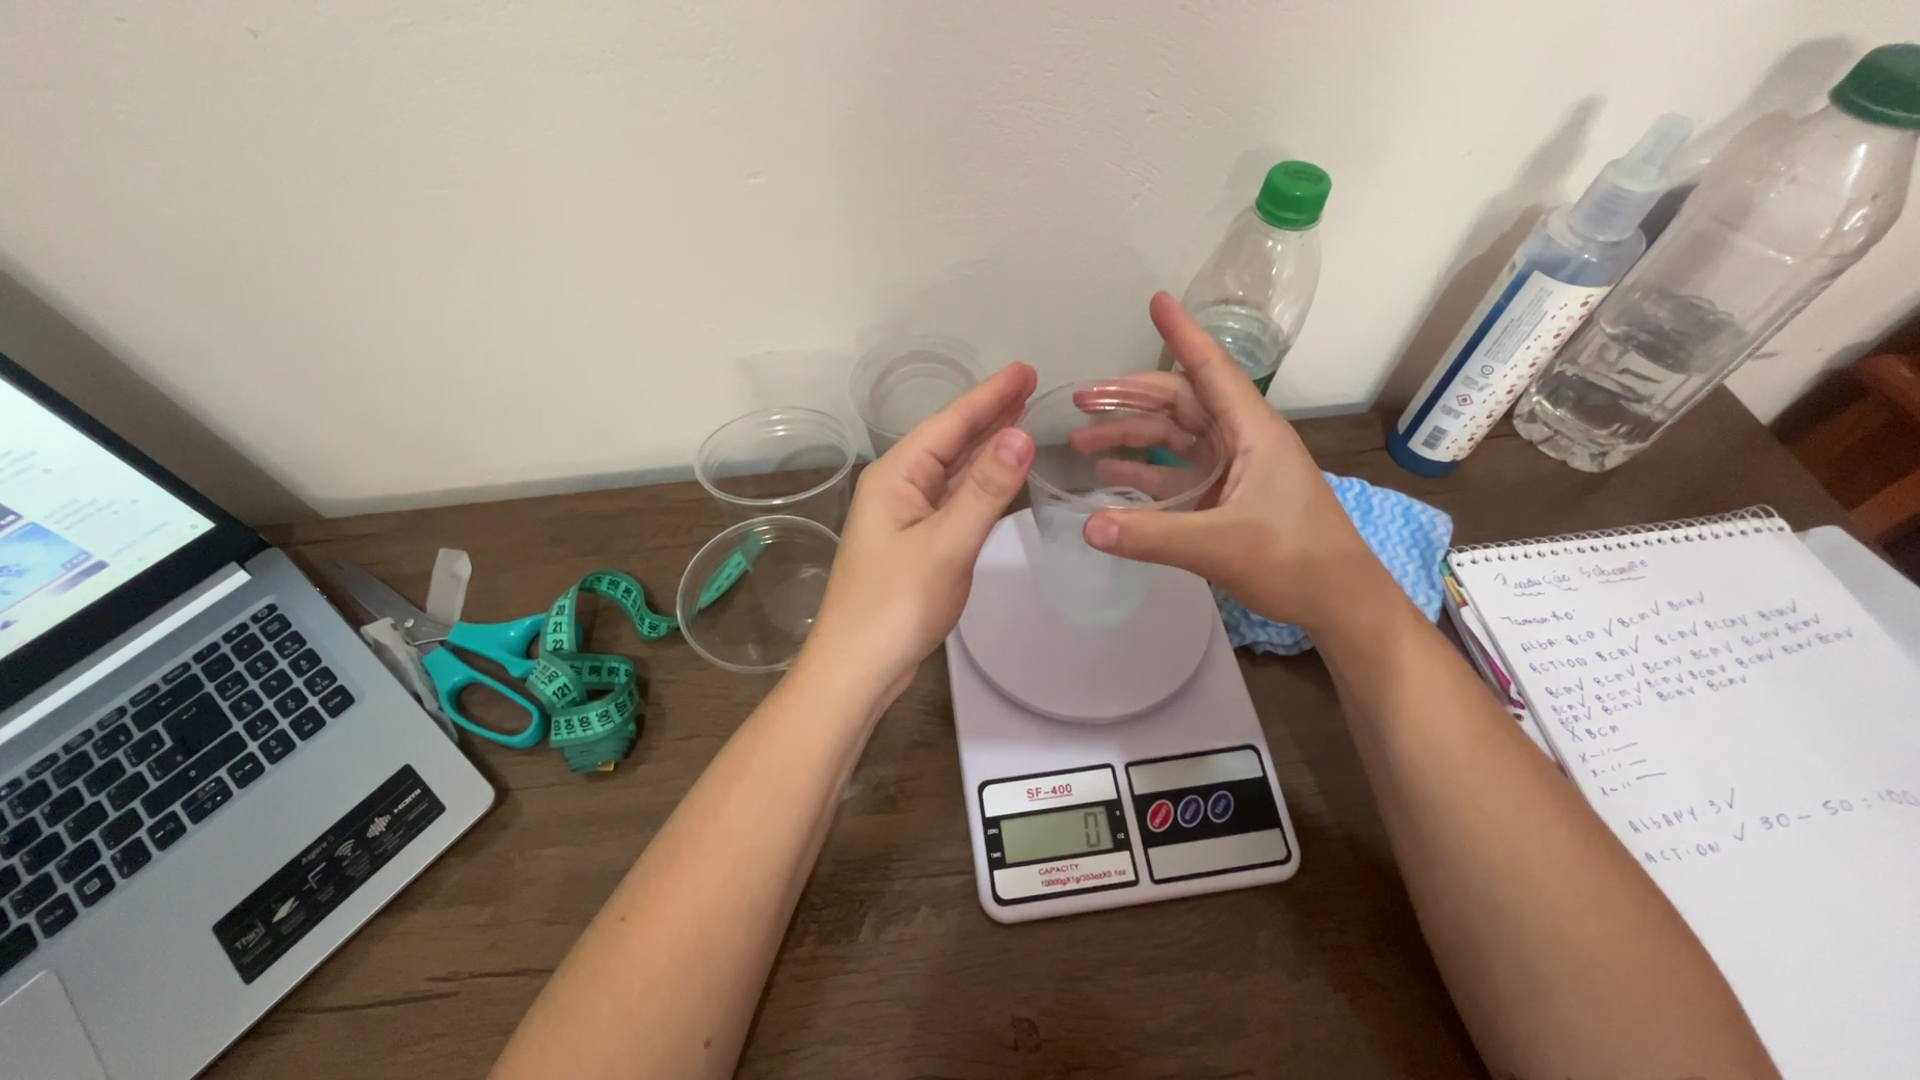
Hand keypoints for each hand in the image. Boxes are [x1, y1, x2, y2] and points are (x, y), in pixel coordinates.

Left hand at [801, 362, 1038, 697]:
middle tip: (1031, 386)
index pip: (950, 424)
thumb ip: (986, 490)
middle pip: (949, 441)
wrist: (858, 668)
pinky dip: (979, 484)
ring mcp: (905, 517)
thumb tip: (1021, 435)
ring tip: (1021, 419)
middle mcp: (897, 488)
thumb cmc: (896, 605)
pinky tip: (999, 477)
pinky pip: (953, 499)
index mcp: (896, 477)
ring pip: (952, 471)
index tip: (1025, 370)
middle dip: (989, 414)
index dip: (990, 396)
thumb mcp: (946, 544)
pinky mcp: (915, 544)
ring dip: (985, 446)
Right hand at [1082, 293, 1383, 630]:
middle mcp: (1243, 439)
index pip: (1209, 370)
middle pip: (1181, 402)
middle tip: (1082, 400)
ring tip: (1084, 439)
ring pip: (1177, 437)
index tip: (1156, 301)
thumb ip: (1150, 536)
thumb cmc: (1293, 559)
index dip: (1182, 334)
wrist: (1339, 600)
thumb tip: (1088, 526)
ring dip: (1133, 436)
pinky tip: (1113, 476)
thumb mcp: (1218, 545)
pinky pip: (1180, 473)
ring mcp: (1237, 468)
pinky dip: (1147, 471)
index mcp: (1252, 431)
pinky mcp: (1230, 497)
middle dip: (1131, 398)